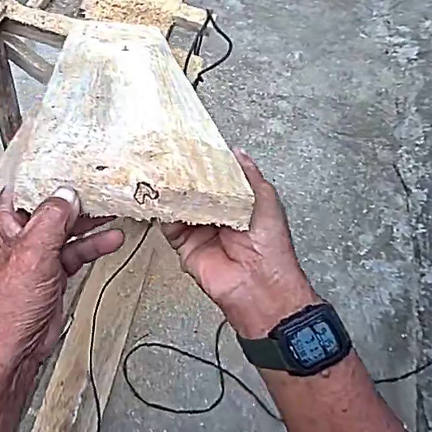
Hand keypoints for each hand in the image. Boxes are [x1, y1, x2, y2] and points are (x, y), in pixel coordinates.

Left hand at [0, 187, 123, 378]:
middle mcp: (16, 238)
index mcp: (1, 225)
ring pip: (66, 231)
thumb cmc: (4, 308)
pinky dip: (92, 247)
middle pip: (50, 208)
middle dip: (76, 200)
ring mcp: (34, 257)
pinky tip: (110, 241)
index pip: (25, 188)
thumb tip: (66, 194)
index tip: (73, 165)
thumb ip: (51, 218)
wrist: (10, 350)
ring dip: (89, 224)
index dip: (48, 176)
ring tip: (113, 212)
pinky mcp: (49, 275)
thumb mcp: (31, 252)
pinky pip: (74, 253)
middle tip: (101, 189)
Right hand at [161, 149, 319, 338]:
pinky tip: (160, 196)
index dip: (205, 165)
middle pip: (194, 191)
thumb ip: (248, 175)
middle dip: (185, 177)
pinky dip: (164, 211)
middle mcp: (217, 216)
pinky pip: (170, 226)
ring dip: (171, 191)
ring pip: (179, 205)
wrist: (258, 282)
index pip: (216, 180)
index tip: (193, 148)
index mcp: (237, 204)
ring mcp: (199, 230)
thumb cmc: (270, 244)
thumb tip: (237, 152)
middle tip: (172, 157)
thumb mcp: (265, 199)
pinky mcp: (185, 245)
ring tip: (161, 171)